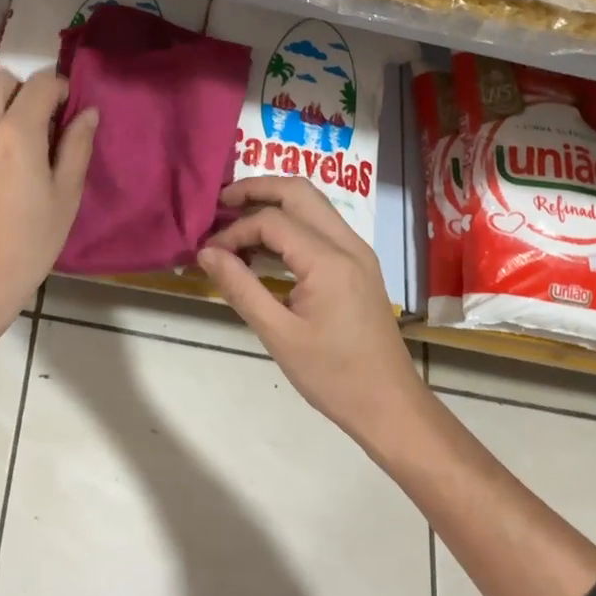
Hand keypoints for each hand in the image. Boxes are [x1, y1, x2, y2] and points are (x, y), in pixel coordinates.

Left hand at [0, 68, 97, 327]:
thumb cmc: (28, 245)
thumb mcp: (65, 198)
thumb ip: (77, 147)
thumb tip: (88, 111)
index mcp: (17, 133)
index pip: (40, 83)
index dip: (57, 88)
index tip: (65, 107)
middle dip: (20, 91)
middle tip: (34, 124)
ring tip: (5, 157)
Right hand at [196, 176, 419, 436]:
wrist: (390, 406)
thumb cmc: (333, 376)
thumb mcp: (278, 335)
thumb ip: (240, 288)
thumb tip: (206, 253)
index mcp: (329, 261)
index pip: (271, 221)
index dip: (234, 231)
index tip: (208, 254)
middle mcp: (348, 245)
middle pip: (299, 191)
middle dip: (256, 189)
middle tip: (220, 203)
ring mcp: (358, 253)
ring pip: (313, 205)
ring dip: (274, 203)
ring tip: (235, 218)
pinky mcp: (359, 266)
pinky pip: (321, 226)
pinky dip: (290, 223)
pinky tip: (264, 245)